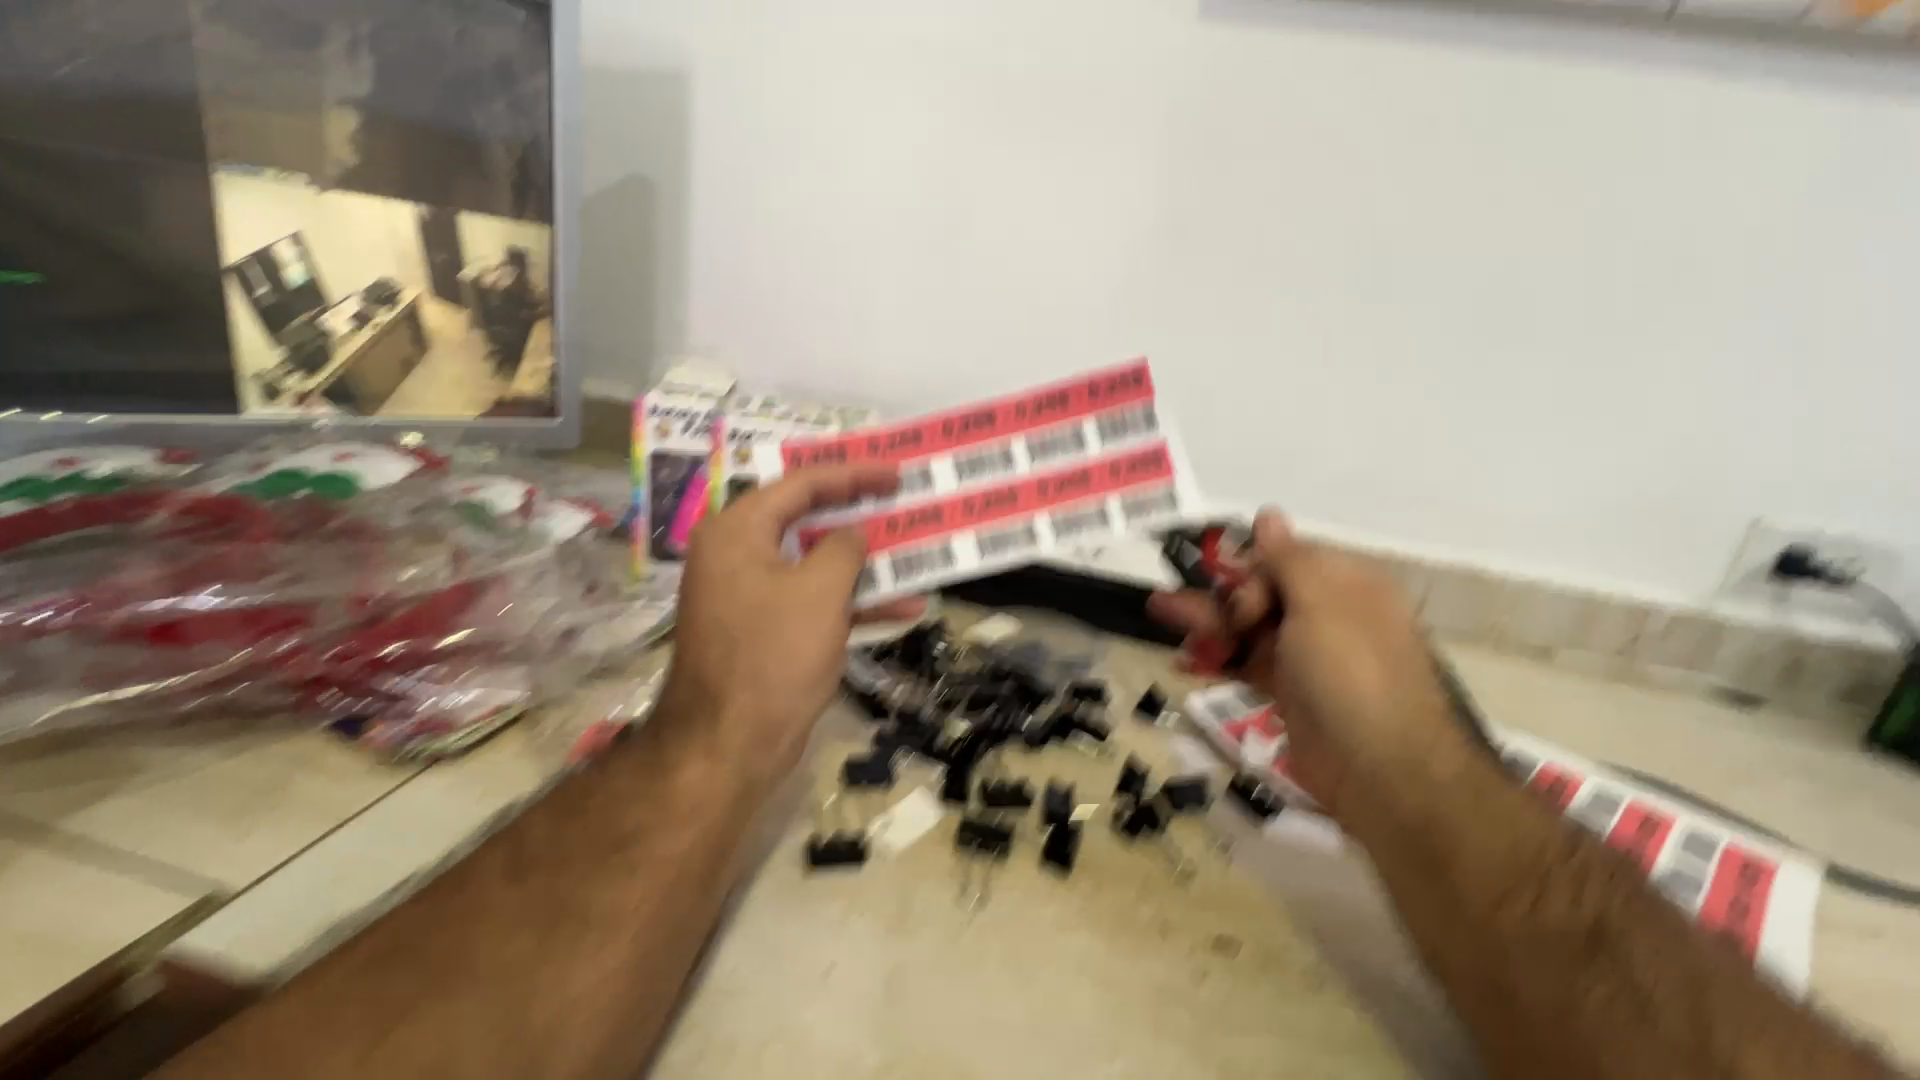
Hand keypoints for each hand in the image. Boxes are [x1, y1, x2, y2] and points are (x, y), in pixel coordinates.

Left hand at [661, 465, 925, 778]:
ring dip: (864, 564)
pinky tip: (903, 608)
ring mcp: (752, 596)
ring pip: (816, 565)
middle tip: (902, 504)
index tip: (895, 473)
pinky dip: (852, 603)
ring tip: (914, 553)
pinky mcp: (766, 632)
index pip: (800, 483)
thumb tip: (854, 534)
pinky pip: (814, 602)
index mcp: (737, 531)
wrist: (729, 745)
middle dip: (860, 517)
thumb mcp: (820, 591)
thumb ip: (844, 548)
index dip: (852, 475)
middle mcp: (738, 555)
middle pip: (807, 521)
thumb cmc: (773, 655)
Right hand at [1147, 510, 1462, 818]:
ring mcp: (1307, 657)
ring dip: (1206, 623)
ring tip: (1159, 614)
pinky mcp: (1289, 693)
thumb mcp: (1321, 601)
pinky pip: (1246, 664)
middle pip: (1261, 592)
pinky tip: (1182, 661)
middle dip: (1216, 595)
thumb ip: (1287, 558)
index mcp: (1345, 584)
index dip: (1249, 569)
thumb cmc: (1351, 672)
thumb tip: (1268, 514)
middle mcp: (1328, 615)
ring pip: (1248, 628)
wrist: (1380, 769)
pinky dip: (1216, 660)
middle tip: (1168, 605)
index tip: (1231, 592)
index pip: (1285, 558)